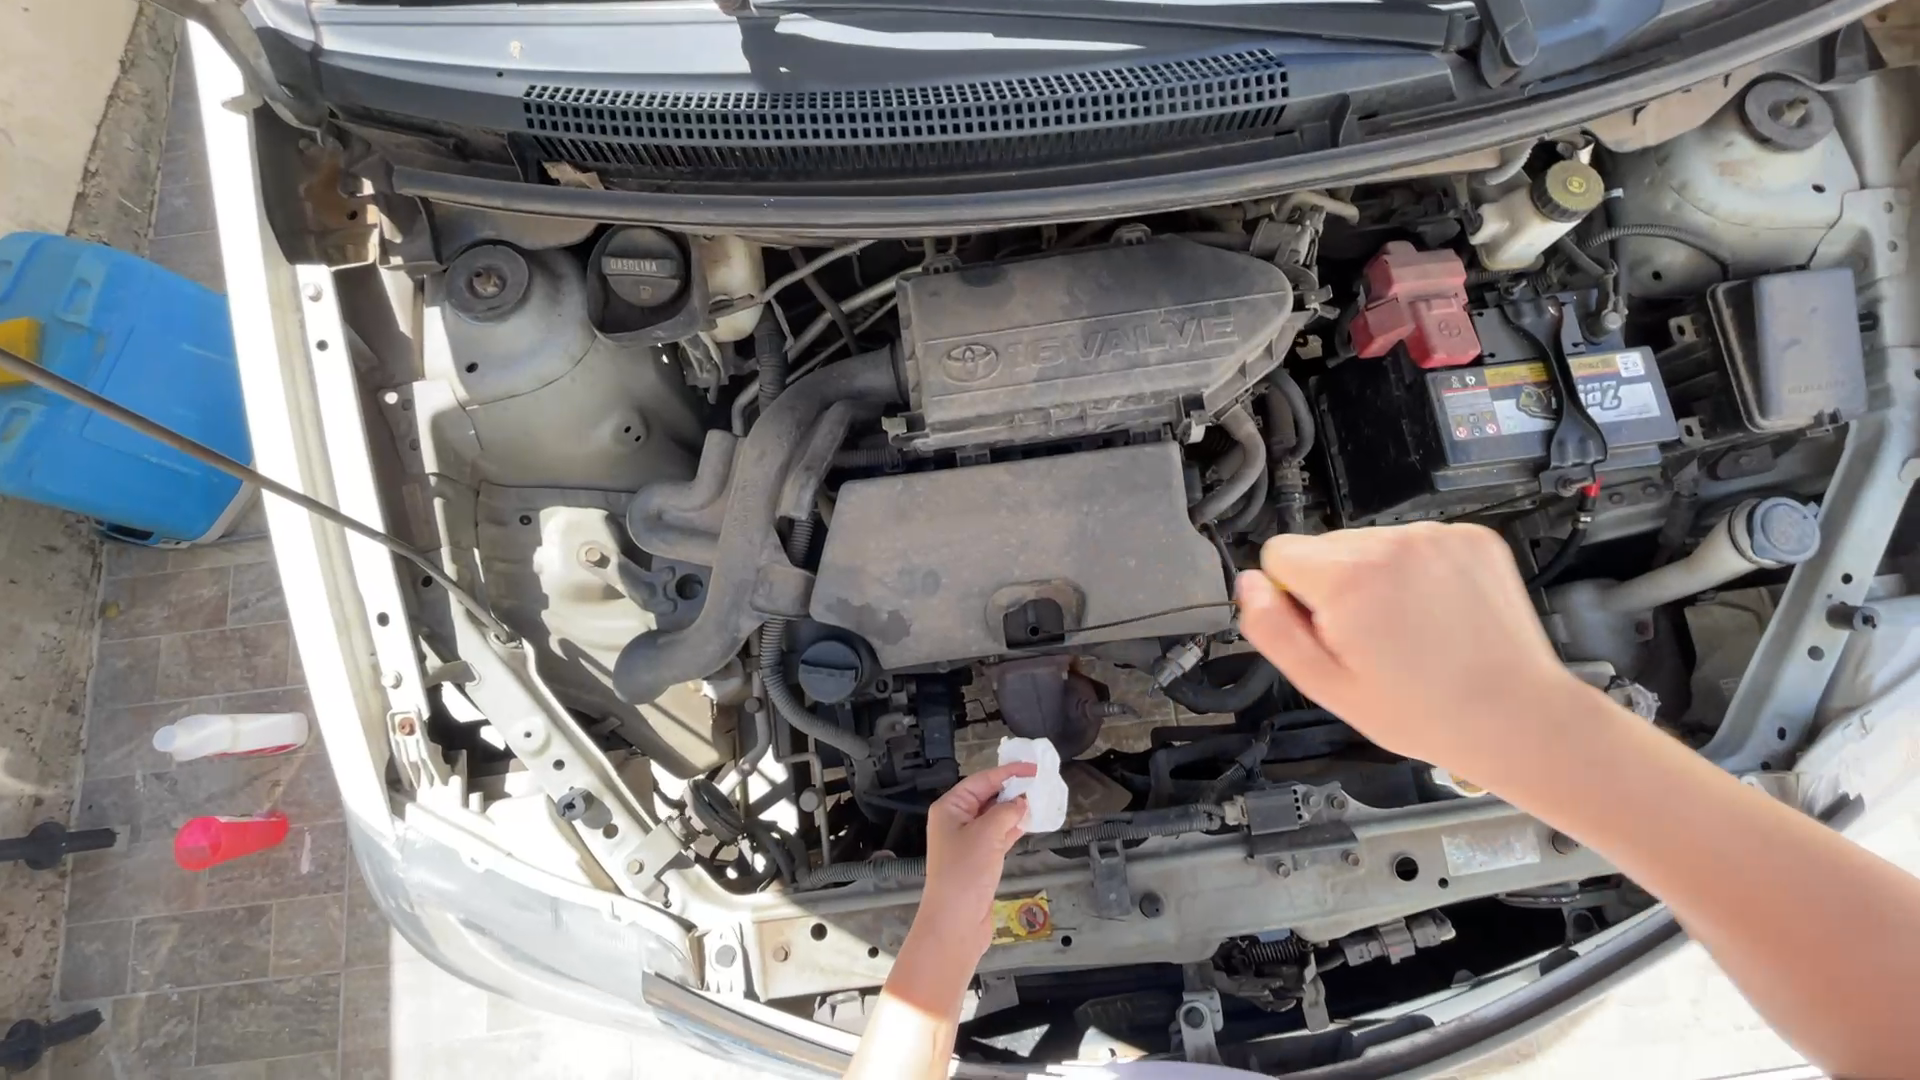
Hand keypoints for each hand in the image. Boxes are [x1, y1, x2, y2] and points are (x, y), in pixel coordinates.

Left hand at [917, 762, 1033, 960]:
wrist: (956, 922)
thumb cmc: (965, 872)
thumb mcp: (987, 834)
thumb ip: (1006, 812)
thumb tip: (1021, 803)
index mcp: (950, 807)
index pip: (981, 780)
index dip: (1007, 772)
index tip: (1032, 767)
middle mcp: (956, 820)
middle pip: (987, 796)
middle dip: (1011, 790)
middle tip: (1038, 782)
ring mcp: (967, 841)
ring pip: (994, 816)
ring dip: (1014, 809)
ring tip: (1038, 800)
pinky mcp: (979, 859)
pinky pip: (998, 835)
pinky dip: (1013, 828)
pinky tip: (1029, 822)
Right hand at [1235, 523, 1600, 785]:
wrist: (1518, 717)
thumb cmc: (1421, 711)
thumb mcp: (1324, 684)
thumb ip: (1271, 629)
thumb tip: (1250, 585)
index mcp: (1348, 578)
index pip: (1277, 552)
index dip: (1292, 595)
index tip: (1325, 628)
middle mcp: (1391, 544)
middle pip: (1323, 548)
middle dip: (1333, 585)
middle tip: (1367, 636)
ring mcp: (1436, 537)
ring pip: (1366, 544)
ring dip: (1373, 577)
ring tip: (1405, 627)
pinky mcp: (1470, 537)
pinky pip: (1411, 543)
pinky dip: (1414, 571)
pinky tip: (1433, 611)